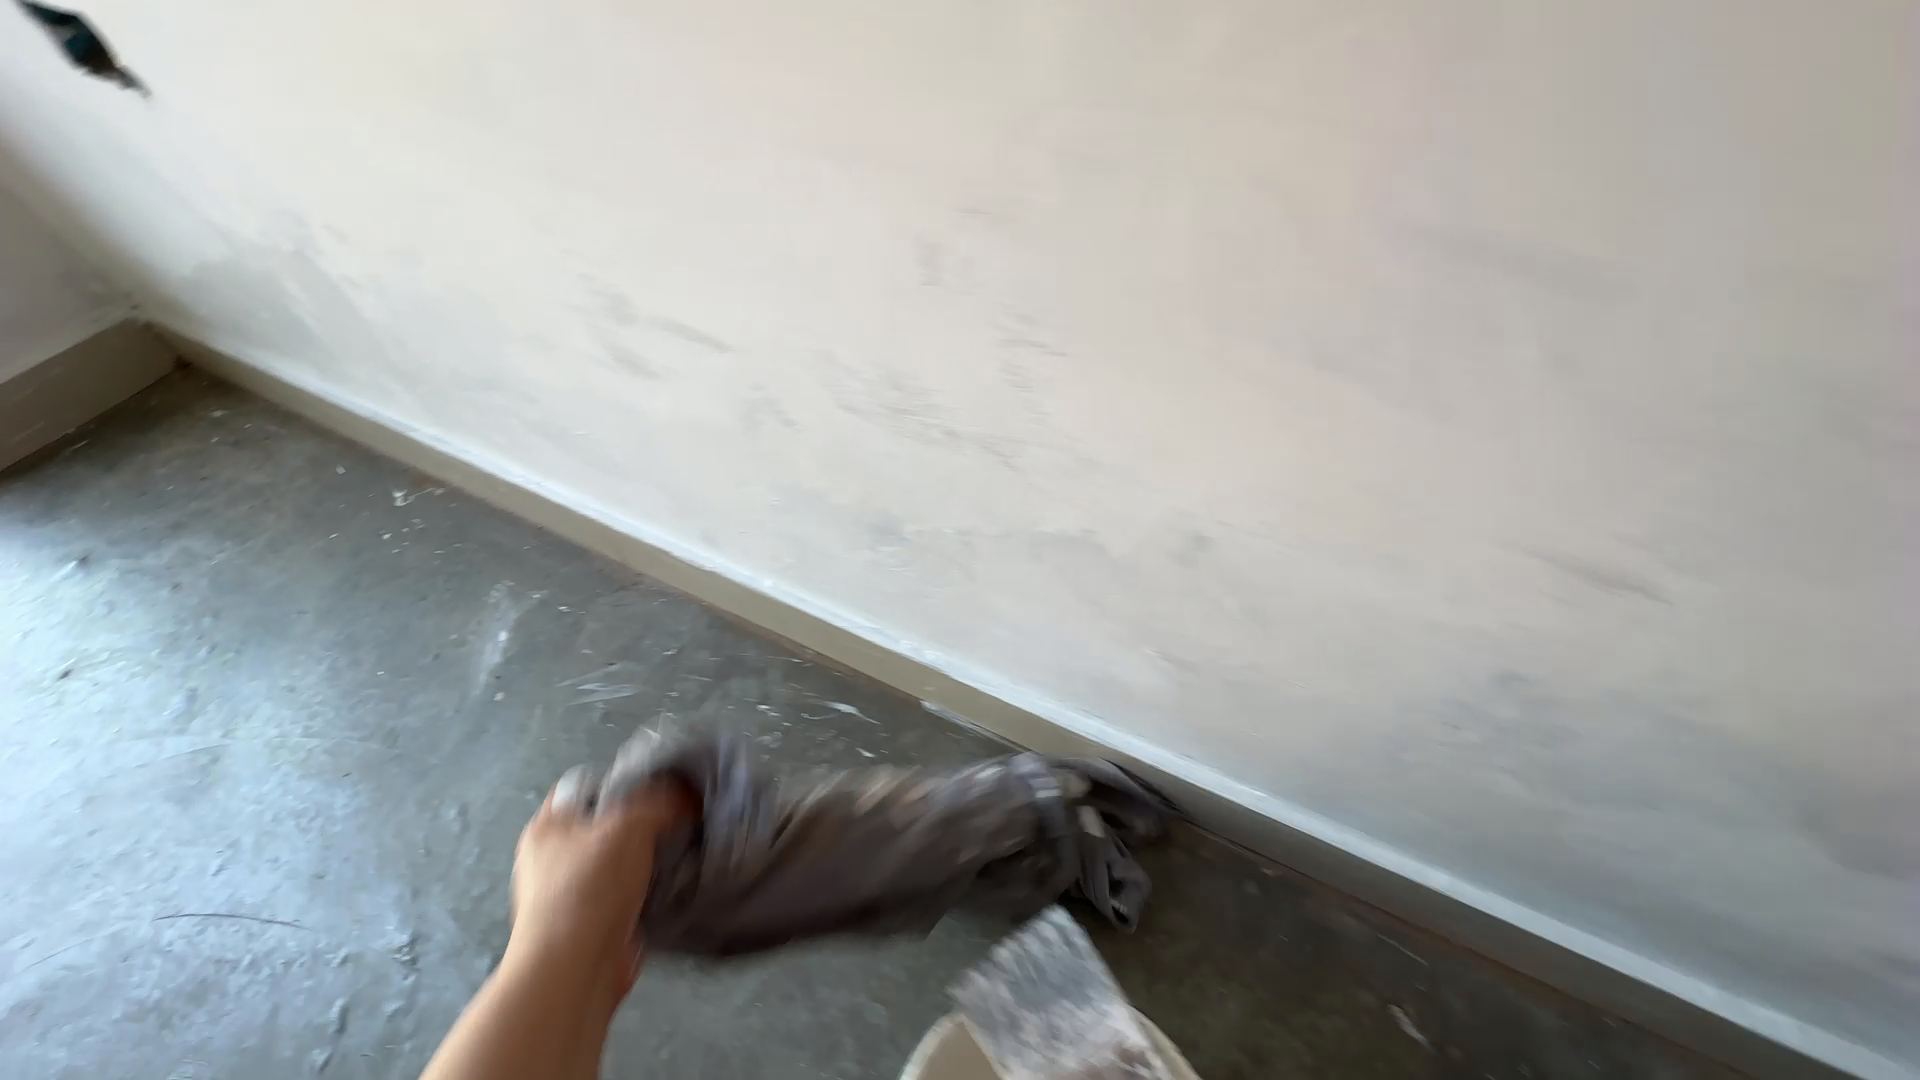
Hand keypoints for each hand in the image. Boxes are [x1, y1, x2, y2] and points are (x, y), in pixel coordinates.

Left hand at [504, 777, 693, 1003]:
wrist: (575, 968)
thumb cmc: (590, 885)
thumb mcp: (631, 824)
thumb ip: (663, 800)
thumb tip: (691, 794)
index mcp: (548, 826)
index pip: (587, 784)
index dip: (624, 778)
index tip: (661, 783)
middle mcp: (554, 856)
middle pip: (608, 821)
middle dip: (645, 817)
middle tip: (681, 812)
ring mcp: (572, 891)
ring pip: (621, 856)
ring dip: (650, 853)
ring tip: (686, 842)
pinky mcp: (592, 920)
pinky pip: (628, 889)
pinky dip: (650, 884)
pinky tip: (676, 877)